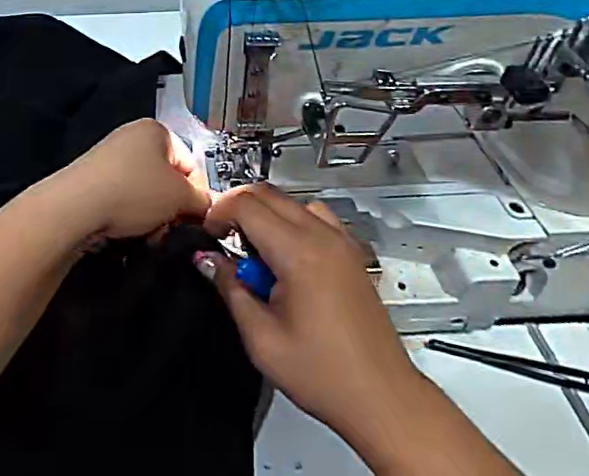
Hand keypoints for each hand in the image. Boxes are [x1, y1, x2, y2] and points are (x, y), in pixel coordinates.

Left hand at [34, 119, 212, 244]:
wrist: (75, 208)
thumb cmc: (133, 192)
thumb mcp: (180, 197)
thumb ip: (202, 201)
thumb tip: (208, 208)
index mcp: (157, 130)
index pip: (191, 164)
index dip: (197, 194)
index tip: (195, 218)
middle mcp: (132, 137)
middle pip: (167, 179)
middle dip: (171, 208)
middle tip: (169, 228)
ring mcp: (110, 157)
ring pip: (145, 192)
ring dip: (152, 216)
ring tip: (147, 234)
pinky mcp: (92, 179)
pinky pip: (122, 198)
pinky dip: (129, 215)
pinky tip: (127, 232)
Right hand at [197, 183, 433, 437]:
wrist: (381, 396)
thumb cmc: (323, 375)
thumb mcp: (262, 339)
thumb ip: (230, 289)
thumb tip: (207, 260)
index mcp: (299, 252)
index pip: (247, 204)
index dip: (218, 211)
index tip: (207, 234)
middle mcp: (322, 235)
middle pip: (268, 193)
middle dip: (237, 208)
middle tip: (221, 239)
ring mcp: (341, 239)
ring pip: (290, 201)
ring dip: (265, 214)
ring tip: (254, 255)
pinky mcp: (350, 251)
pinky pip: (314, 216)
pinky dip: (291, 222)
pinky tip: (286, 259)